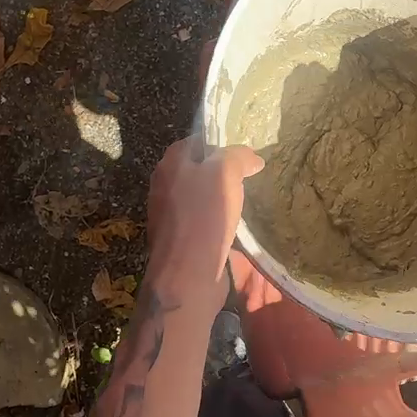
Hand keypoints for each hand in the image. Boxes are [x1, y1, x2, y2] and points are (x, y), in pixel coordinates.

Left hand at [144, 139, 263, 320]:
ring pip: (199, 195)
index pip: (196, 140)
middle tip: (248, 178)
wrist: (187, 275)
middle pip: (197, 168)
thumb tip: (252, 158)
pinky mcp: (177, 237)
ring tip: (245, 201)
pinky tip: (234, 226)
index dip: (221, 144)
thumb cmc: (204, 217)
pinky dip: (216, 219)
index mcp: (170, 163)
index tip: (244, 155)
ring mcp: (168, 213)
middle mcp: (164, 184)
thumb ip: (238, 157)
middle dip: (222, 172)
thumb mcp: (225, 174)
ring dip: (220, 197)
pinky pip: (200, 219)